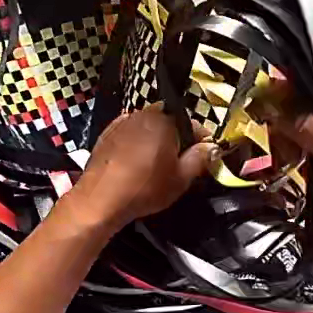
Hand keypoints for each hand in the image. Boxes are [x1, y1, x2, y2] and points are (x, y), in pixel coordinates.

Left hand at [71, 105, 214, 229]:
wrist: (100, 199)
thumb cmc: (145, 187)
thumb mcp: (181, 178)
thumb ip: (200, 158)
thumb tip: (212, 147)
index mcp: (164, 118)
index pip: (193, 124)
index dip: (202, 141)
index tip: (204, 158)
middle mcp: (143, 113)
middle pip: (169, 123)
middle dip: (178, 140)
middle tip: (180, 164)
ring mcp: (122, 122)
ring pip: (149, 128)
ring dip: (157, 141)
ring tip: (157, 165)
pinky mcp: (106, 134)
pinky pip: (130, 134)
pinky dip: (137, 144)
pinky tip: (136, 163)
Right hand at [276, 79, 312, 248]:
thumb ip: (304, 126)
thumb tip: (268, 107)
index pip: (312, 84)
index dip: (284, 91)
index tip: (258, 103)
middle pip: (299, 107)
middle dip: (284, 124)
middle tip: (280, 145)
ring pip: (294, 131)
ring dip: (285, 145)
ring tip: (288, 162)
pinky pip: (299, 152)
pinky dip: (291, 159)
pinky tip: (289, 168)